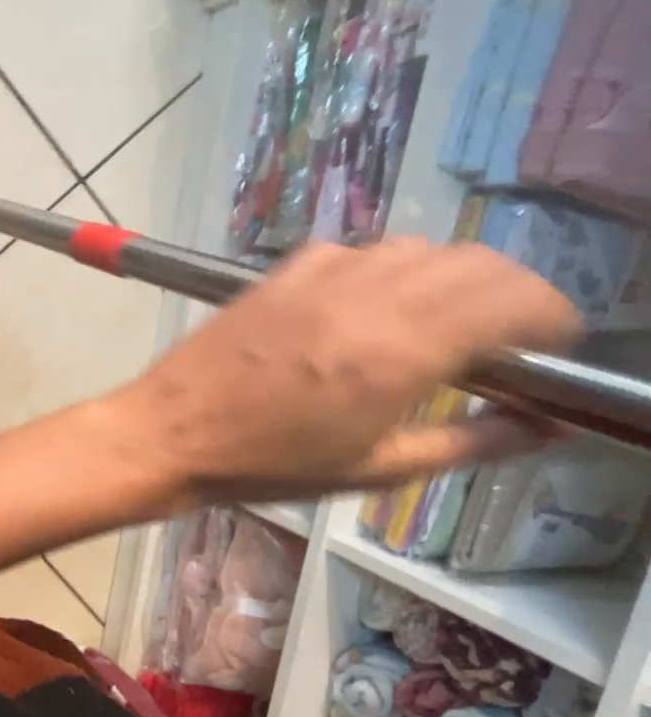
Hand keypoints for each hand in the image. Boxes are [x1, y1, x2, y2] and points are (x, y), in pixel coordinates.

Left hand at [120, 238, 583, 507]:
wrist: (165, 434)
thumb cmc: (265, 463)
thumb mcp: (376, 469)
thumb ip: (469, 441)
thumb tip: (548, 425)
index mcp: (400, 351)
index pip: (516, 297)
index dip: (550, 317)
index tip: (544, 348)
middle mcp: (365, 301)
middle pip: (476, 261)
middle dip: (507, 293)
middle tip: (497, 338)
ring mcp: (314, 281)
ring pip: (414, 247)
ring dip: (442, 276)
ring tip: (431, 322)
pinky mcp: (273, 277)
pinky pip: (348, 250)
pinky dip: (375, 267)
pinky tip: (360, 306)